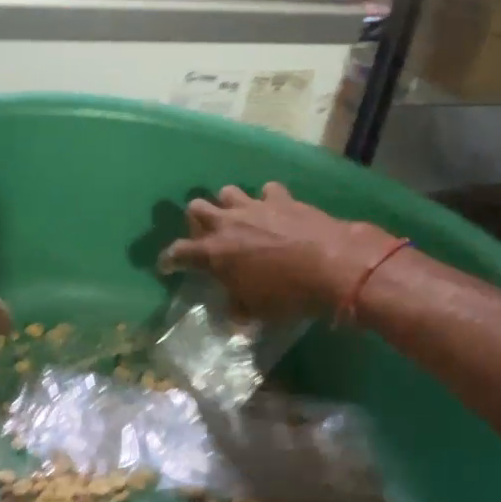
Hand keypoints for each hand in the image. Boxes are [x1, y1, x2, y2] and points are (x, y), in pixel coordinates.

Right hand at [159, 183, 389, 319]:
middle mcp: (227, 223)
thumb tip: (232, 307)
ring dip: (230, 205)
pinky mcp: (281, 198)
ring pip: (227, 192)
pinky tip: (277, 211)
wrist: (332, 266)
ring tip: (241, 218)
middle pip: (196, 208)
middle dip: (198, 220)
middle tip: (208, 235)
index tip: (168, 264)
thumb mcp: (257, 310)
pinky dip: (270, 200)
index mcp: (215, 252)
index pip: (179, 252)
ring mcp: (254, 206)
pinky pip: (267, 191)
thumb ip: (237, 304)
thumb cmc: (289, 295)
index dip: (170, 259)